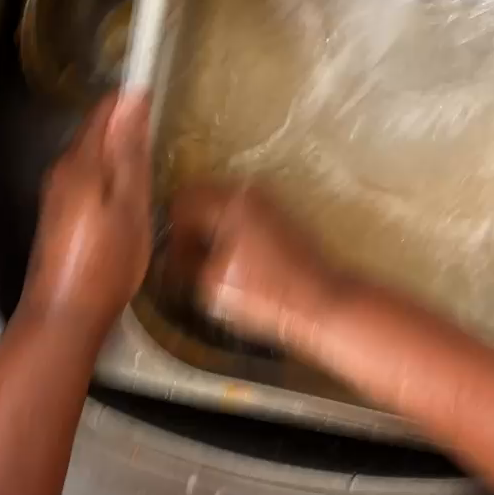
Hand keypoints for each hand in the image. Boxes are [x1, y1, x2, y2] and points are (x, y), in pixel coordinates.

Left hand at [21, 92, 152, 328]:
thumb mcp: (130, 205)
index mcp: (80, 162)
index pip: (103, 111)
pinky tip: (127, 196)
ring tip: (150, 164)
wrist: (65, 314)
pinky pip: (85, 178)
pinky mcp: (57, 214)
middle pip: (94, 132)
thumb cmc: (106, 262)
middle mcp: (61, 170)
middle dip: (125, 127)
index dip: (130, 102)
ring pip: (90, 156)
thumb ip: (130, 152)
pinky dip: (107, 176)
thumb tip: (133, 99)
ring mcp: (55, 193)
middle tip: (162, 137)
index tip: (159, 104)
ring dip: (117, 153)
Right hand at [167, 184, 348, 354]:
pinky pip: (241, 215)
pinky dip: (229, 233)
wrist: (322, 303)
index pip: (179, 203)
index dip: (171, 235)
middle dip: (188, 230)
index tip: (175, 264)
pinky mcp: (280, 216)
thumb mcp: (211, 284)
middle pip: (200, 200)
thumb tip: (172, 259)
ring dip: (209, 231)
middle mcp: (248, 191)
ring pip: (221, 207)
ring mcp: (268, 201)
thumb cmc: (265, 294)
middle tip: (187, 264)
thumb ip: (183, 263)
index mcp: (228, 201)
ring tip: (209, 266)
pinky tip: (232, 263)